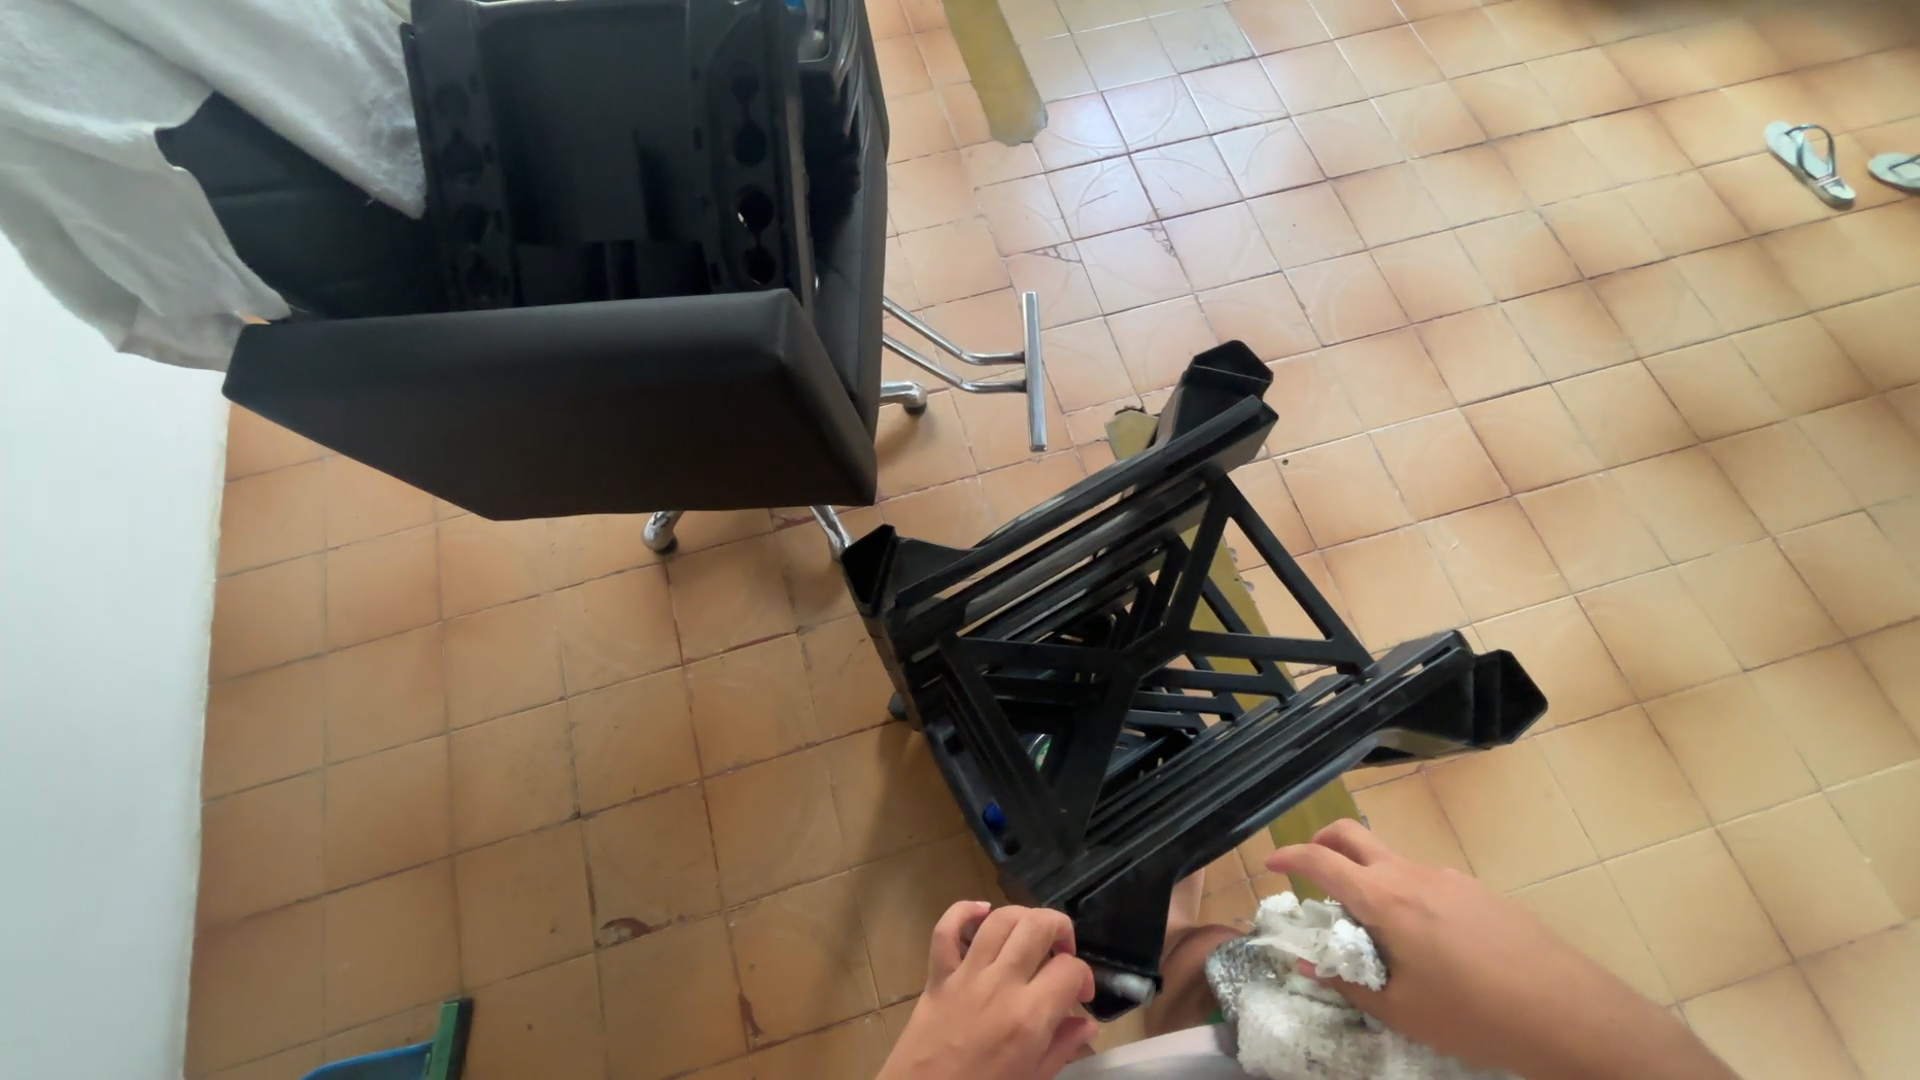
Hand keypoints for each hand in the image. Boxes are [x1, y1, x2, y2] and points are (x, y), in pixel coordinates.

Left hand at [876, 902, 1098, 1079]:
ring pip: (1000, 919)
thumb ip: (1062, 1047)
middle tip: (1062, 952)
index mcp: (1029, 1017)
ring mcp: (967, 974)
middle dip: (1060, 928)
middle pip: (1038, 926)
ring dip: (1023, 917)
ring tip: (1032, 935)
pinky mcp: (938, 973)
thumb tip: (1087, 1023)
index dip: (1084, 976)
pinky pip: (946, 928)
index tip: (1081, 994)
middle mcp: (1001, 984)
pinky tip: (982, 911)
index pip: (1070, 969)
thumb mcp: (1033, 1079)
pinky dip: (964, 911)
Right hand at [1268, 819, 1736, 1079]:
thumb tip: (1311, 967)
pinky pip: (1427, 881)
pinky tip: (1432, 945)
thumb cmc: (1478, 1017)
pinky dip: (1406, 895)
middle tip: (1310, 868)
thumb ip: (1350, 984)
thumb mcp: (1404, 1012)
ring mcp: (1449, 878)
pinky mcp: (1480, 892)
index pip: (1320, 861)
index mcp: (1384, 901)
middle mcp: (1410, 875)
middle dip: (1321, 841)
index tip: (1270, 864)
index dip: (1288, 856)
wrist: (1578, 1018)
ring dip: (1368, 876)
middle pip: (1352, 834)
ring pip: (1391, 860)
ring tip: (1378, 930)